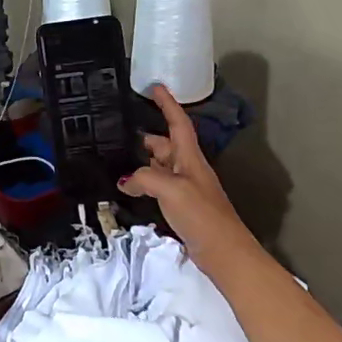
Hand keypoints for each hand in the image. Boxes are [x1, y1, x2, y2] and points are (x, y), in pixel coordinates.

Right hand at [120, 84, 254, 263]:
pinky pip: (156, 185)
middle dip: (144, 137)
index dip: (168, 105)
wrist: (227, 255)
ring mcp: (184, 189)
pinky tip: (127, 188)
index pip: (178, 124)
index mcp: (190, 159)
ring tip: (115, 158)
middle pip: (164, 145)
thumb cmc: (203, 216)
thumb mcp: (170, 189)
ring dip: (139, 161)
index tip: (156, 87)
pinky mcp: (179, 207)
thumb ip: (143, 177)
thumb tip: (126, 181)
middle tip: (118, 132)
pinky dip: (140, 182)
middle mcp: (187, 169)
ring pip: (158, 165)